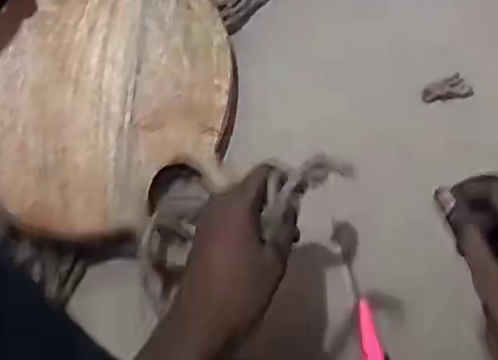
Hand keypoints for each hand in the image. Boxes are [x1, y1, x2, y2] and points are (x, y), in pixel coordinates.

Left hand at [148, 164, 297, 359]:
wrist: (199, 325)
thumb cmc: (241, 290)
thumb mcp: (274, 260)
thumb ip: (285, 225)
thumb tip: (292, 203)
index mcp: (237, 201)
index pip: (264, 171)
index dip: (284, 178)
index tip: (298, 196)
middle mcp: (219, 201)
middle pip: (251, 186)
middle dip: (273, 199)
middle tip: (291, 224)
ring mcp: (206, 217)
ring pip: (240, 202)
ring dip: (259, 213)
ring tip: (276, 240)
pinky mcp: (201, 233)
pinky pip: (228, 216)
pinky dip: (243, 222)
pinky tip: (254, 247)